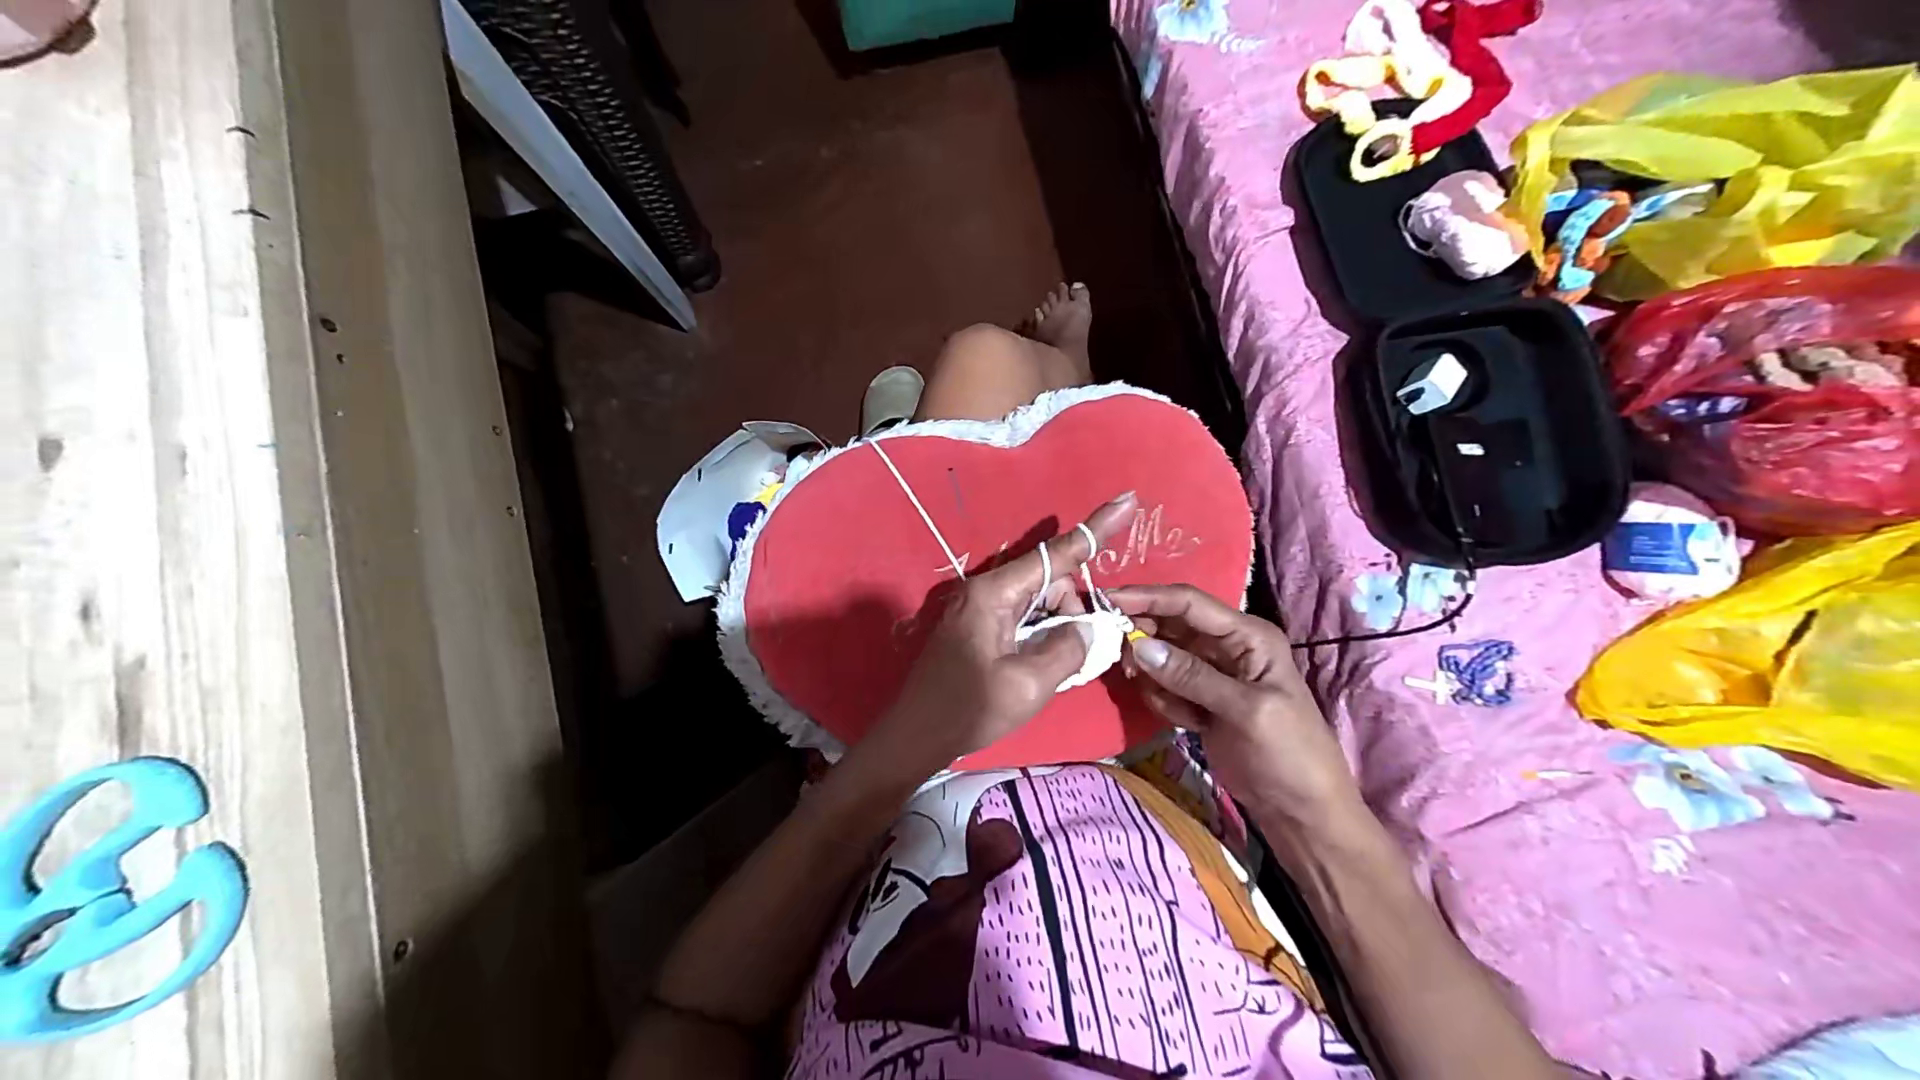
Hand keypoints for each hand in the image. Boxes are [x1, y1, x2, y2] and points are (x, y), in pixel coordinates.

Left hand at [865, 492, 1139, 772]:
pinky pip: (1024, 621)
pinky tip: (1047, 665)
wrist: (916, 737)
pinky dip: (1043, 638)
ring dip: (1060, 628)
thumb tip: (1084, 629)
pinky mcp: (980, 631)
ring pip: (1039, 604)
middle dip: (1074, 609)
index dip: (1095, 530)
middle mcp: (986, 592)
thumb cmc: (968, 709)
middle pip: (1050, 582)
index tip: (1127, 501)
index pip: (1055, 555)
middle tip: (1082, 651)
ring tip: (1060, 667)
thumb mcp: (1028, 684)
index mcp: (994, 593)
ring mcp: (981, 611)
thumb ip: (1067, 649)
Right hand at [1107, 585, 1359, 821]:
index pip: (1188, 602)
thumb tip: (1139, 646)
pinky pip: (1163, 685)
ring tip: (1174, 707)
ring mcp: (1211, 673)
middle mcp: (1227, 645)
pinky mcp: (1198, 699)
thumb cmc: (1289, 754)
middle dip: (1143, 638)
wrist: (1302, 812)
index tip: (1104, 599)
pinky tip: (1187, 723)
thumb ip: (1192, 676)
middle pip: (1168, 624)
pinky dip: (1163, 700)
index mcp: (1247, 635)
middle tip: (1121, 662)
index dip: (1146, 597)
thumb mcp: (1245, 711)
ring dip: (1153, 677)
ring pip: (1160, 655)